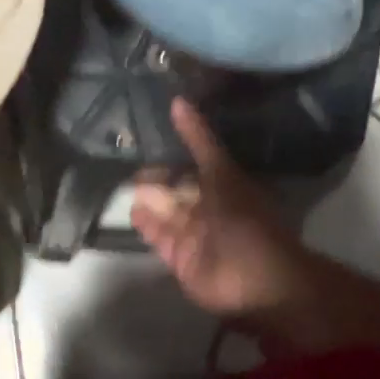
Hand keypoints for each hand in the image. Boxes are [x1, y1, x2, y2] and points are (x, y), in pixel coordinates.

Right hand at [130, 98, 309, 320]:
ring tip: (125, 182)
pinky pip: (158, 236)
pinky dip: (146, 223)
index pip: (192, 161)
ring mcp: (192, 232)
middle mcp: (206, 205)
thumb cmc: (244, 218)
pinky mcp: (179, 257)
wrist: (254, 279)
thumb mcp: (220, 169)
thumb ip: (198, 138)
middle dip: (155, 176)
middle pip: (175, 187)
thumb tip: (177, 100)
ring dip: (148, 198)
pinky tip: (133, 209)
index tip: (147, 133)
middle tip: (129, 159)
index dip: (172, 150)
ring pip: (164, 210)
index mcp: (222, 183)